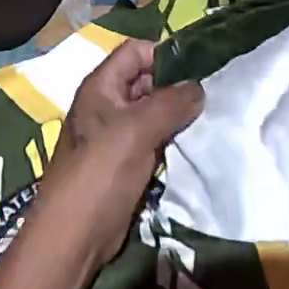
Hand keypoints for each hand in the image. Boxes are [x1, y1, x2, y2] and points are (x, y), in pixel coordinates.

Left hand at [43, 40, 202, 258]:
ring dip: (178, 114)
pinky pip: (154, 139)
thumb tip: (199, 87)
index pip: (135, 51)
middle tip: (214, 93)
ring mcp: (116, 134)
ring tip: (213, 116)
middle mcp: (107, 104)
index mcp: (101, 86)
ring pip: (153, 111)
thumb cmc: (100, 172)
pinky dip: (173, 138)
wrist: (74, 236)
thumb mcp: (136, 131)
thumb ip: (169, 104)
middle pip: (146, 80)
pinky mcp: (126, 161)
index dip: (164, 54)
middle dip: (176, 85)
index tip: (198, 68)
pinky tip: (198, 143)